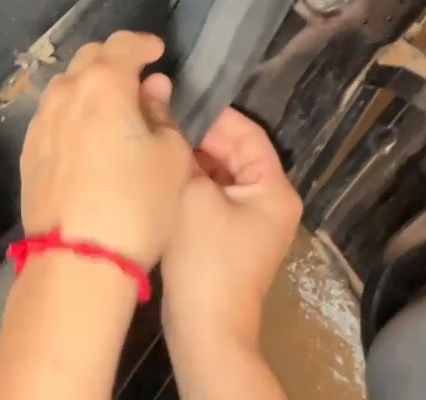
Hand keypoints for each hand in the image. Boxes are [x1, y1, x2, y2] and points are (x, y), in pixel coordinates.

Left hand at [19, 32, 193, 268]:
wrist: (78, 258)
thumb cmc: (136, 203)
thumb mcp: (170, 158)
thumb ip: (162, 115)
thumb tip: (151, 91)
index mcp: (103, 83)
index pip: (123, 45)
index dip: (143, 43)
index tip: (157, 49)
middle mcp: (65, 91)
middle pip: (89, 58)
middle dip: (114, 58)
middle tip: (136, 73)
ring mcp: (41, 120)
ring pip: (67, 85)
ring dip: (90, 85)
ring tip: (112, 104)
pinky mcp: (29, 149)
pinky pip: (54, 115)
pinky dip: (73, 112)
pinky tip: (87, 133)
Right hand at [148, 92, 301, 358]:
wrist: (205, 328)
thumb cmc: (205, 255)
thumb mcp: (190, 191)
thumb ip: (178, 144)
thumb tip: (159, 102)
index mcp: (273, 187)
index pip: (245, 130)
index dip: (210, 112)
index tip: (173, 98)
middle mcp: (268, 199)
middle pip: (231, 149)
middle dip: (195, 134)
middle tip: (156, 116)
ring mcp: (249, 218)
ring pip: (217, 170)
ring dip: (189, 156)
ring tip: (152, 138)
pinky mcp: (227, 232)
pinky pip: (210, 191)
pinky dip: (189, 179)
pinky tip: (158, 168)